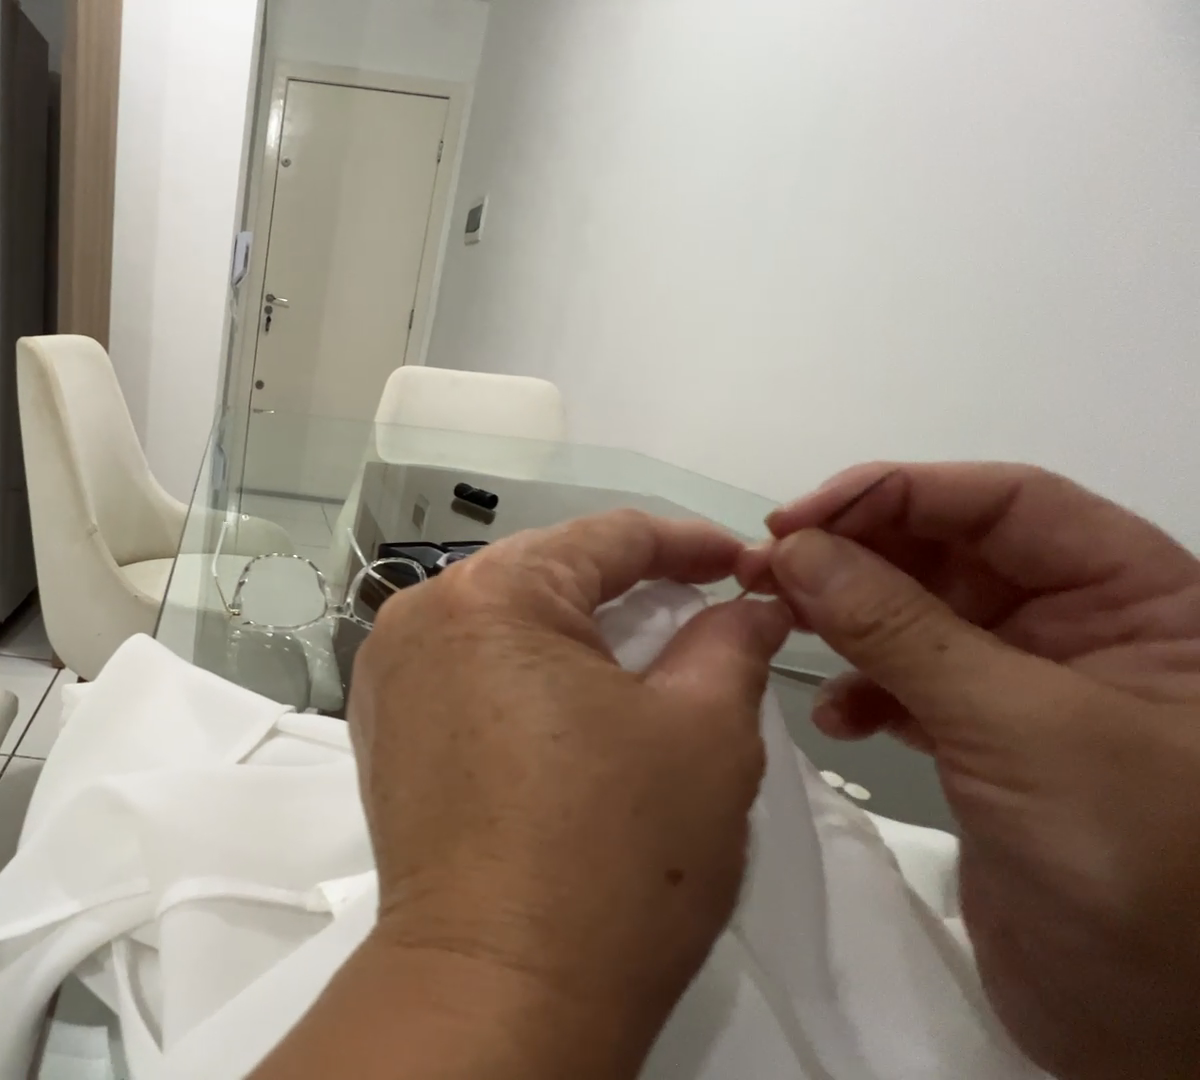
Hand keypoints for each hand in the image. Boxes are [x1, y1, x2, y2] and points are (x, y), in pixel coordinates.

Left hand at [349, 511, 792, 1071]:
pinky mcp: (380, 721)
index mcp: (489, 593)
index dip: (683, 543)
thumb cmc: (612, 851)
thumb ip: (728, 644)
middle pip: (538, 571)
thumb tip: (749, 604)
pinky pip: (457, 665)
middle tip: (695, 609)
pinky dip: (512, 669)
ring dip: (564, 628)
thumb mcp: (702, 732)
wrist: (495, 974)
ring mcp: (387, 669)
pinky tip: (558, 701)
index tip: (739, 565)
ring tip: (635, 653)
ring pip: (493, 618)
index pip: (603, 536)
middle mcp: (418, 613)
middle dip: (620, 585)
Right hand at [738, 463, 1199, 1079]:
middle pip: (948, 551)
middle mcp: (1087, 631)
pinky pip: (900, 677)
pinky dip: (856, 686)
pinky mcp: (979, 737)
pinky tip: (836, 717)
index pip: (1008, 504)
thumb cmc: (1128, 866)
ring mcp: (1027, 686)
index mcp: (1145, 605)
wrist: (1147, 1030)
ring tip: (777, 631)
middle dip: (851, 555)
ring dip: (840, 617)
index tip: (793, 521)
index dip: (897, 494)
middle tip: (759, 572)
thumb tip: (792, 548)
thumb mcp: (1014, 726)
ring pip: (912, 612)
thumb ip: (896, 627)